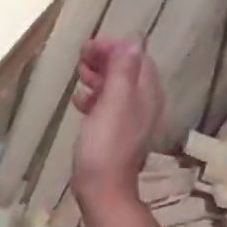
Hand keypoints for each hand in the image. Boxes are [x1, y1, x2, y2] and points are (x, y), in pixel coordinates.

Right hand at [71, 38, 164, 203]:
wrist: (102, 187)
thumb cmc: (106, 143)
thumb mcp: (115, 101)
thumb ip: (124, 69)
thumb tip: (134, 39)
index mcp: (147, 93)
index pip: (137, 56)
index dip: (114, 47)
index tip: (89, 47)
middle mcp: (144, 103)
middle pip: (127, 70)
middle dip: (104, 59)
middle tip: (81, 59)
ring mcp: (130, 120)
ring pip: (116, 87)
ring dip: (98, 77)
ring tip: (79, 76)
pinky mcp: (116, 133)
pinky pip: (108, 106)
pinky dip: (94, 98)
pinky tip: (79, 102)